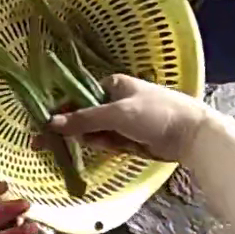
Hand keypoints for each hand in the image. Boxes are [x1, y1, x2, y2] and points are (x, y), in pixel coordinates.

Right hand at [48, 75, 214, 161]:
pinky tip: (116, 148)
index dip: (58, 113)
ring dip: (92, 140)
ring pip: (92, 132)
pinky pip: (106, 142)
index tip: (41, 129)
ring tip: (108, 143)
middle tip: (48, 146)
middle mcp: (113, 100)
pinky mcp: (127, 137)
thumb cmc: (156, 114)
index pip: (75, 98)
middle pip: (80, 116)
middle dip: (72, 130)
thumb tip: (50, 123)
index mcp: (110, 85)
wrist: (193, 135)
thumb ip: (82, 120)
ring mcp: (120, 120)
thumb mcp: (116, 114)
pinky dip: (105, 146)